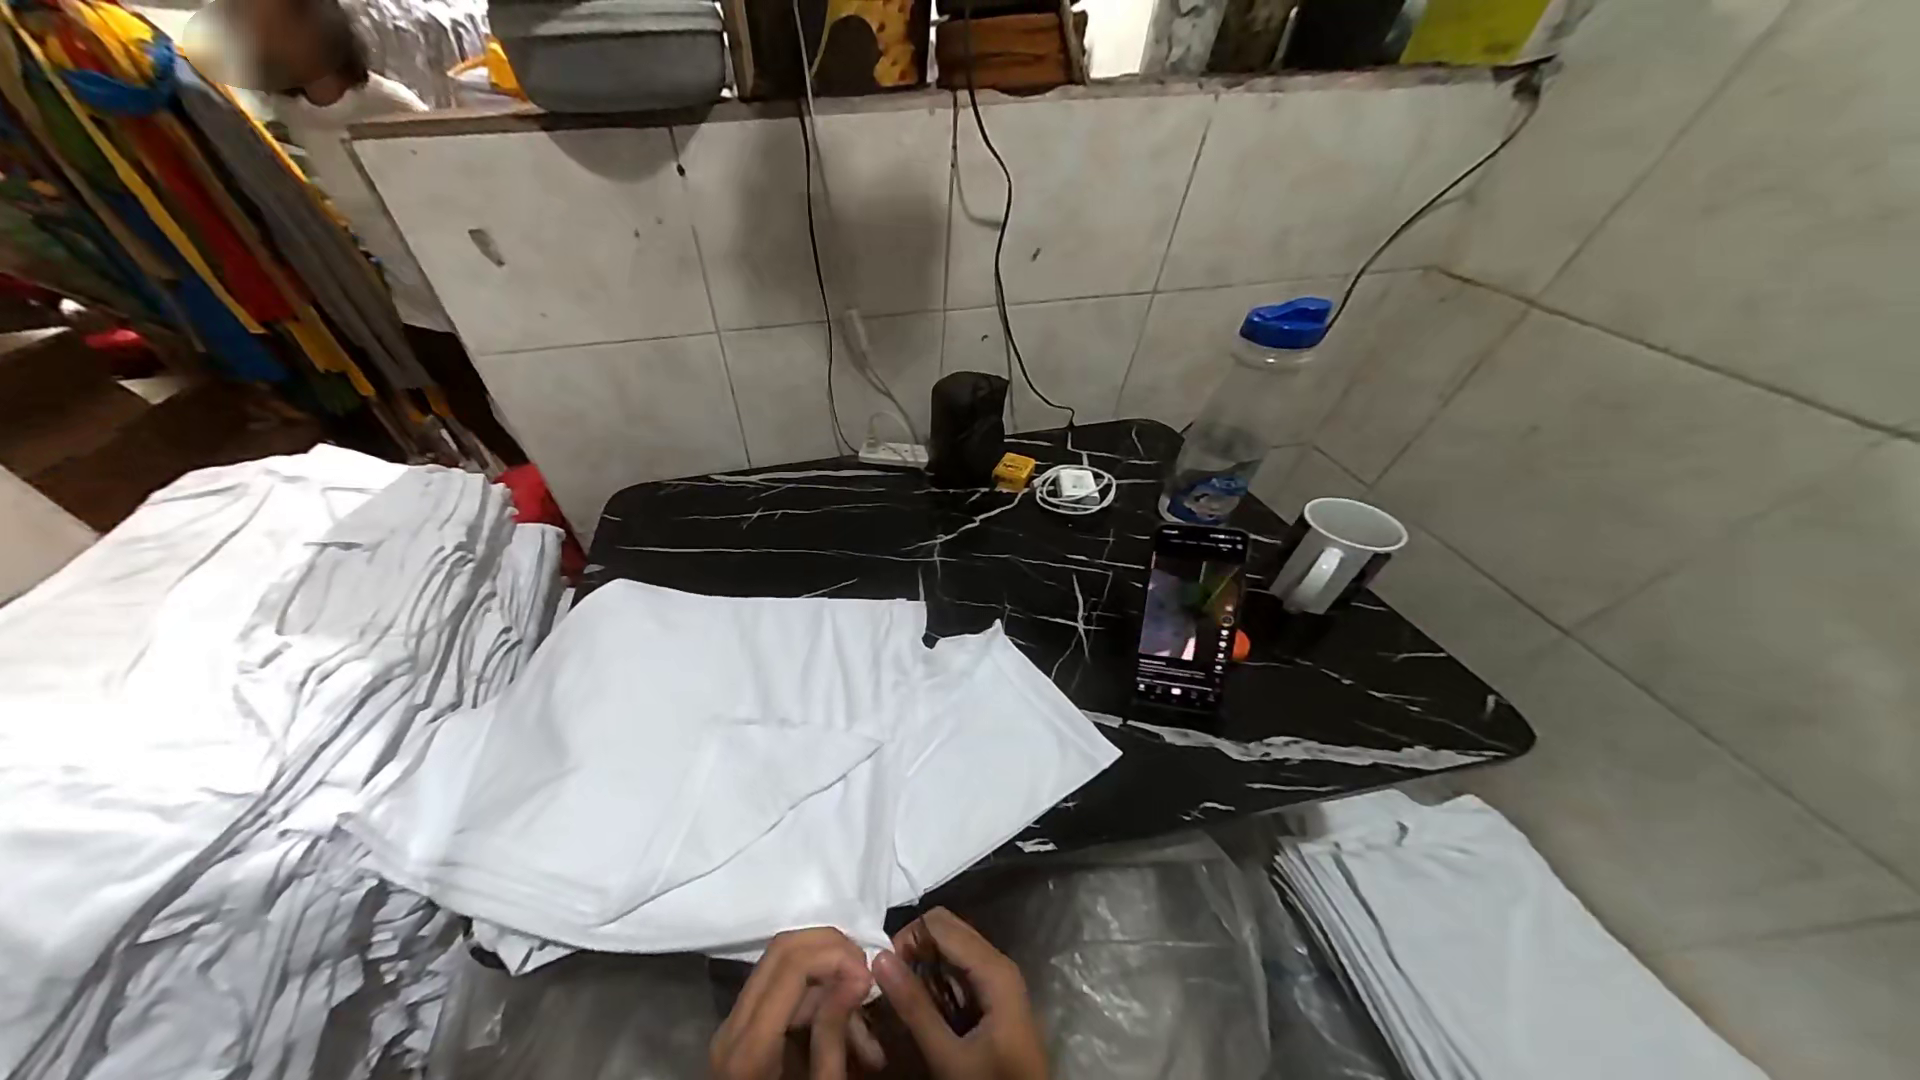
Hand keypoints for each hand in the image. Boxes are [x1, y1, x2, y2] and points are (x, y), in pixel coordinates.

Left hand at [710, 928, 872, 1079]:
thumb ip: (834, 1035)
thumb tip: (860, 975)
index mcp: (749, 1048)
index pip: (791, 964)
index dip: (836, 955)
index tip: (869, 977)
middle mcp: (732, 1026)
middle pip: (783, 950)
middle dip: (832, 949)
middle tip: (866, 974)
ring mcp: (733, 1026)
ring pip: (784, 965)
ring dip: (829, 976)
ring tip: (866, 1014)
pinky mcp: (741, 1032)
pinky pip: (782, 991)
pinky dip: (818, 997)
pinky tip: (849, 1031)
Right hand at [872, 908, 1046, 1079]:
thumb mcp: (949, 1058)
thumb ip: (915, 1008)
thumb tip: (879, 958)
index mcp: (993, 968)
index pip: (939, 924)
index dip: (906, 939)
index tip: (880, 972)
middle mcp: (998, 960)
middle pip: (946, 928)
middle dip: (913, 947)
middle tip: (889, 982)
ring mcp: (998, 975)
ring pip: (952, 946)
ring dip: (922, 961)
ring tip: (900, 992)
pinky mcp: (995, 992)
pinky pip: (960, 966)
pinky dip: (936, 975)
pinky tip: (921, 1002)